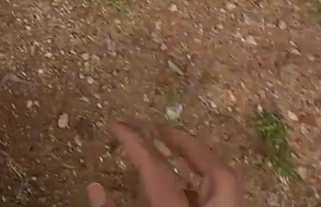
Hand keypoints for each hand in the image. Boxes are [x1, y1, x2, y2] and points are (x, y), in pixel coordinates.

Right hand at [88, 122, 242, 206]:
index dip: (137, 144)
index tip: (118, 123)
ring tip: (171, 156)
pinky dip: (199, 193)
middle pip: (219, 175)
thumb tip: (94, 188)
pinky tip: (181, 193)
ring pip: (226, 191)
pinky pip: (218, 205)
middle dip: (190, 146)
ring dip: (198, 168)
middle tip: (161, 129)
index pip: (160, 172)